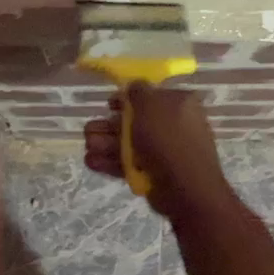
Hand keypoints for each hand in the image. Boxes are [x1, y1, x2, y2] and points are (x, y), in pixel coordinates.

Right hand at [84, 84, 237, 217]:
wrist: (185, 188)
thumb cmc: (168, 139)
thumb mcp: (151, 105)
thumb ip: (138, 92)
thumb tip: (133, 86)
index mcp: (179, 104)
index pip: (150, 96)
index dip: (127, 99)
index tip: (109, 104)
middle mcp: (173, 126)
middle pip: (135, 122)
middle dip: (109, 125)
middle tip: (89, 130)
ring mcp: (164, 152)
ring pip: (130, 144)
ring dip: (105, 144)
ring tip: (88, 147)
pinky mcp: (155, 174)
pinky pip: (131, 164)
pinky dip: (111, 162)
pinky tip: (92, 162)